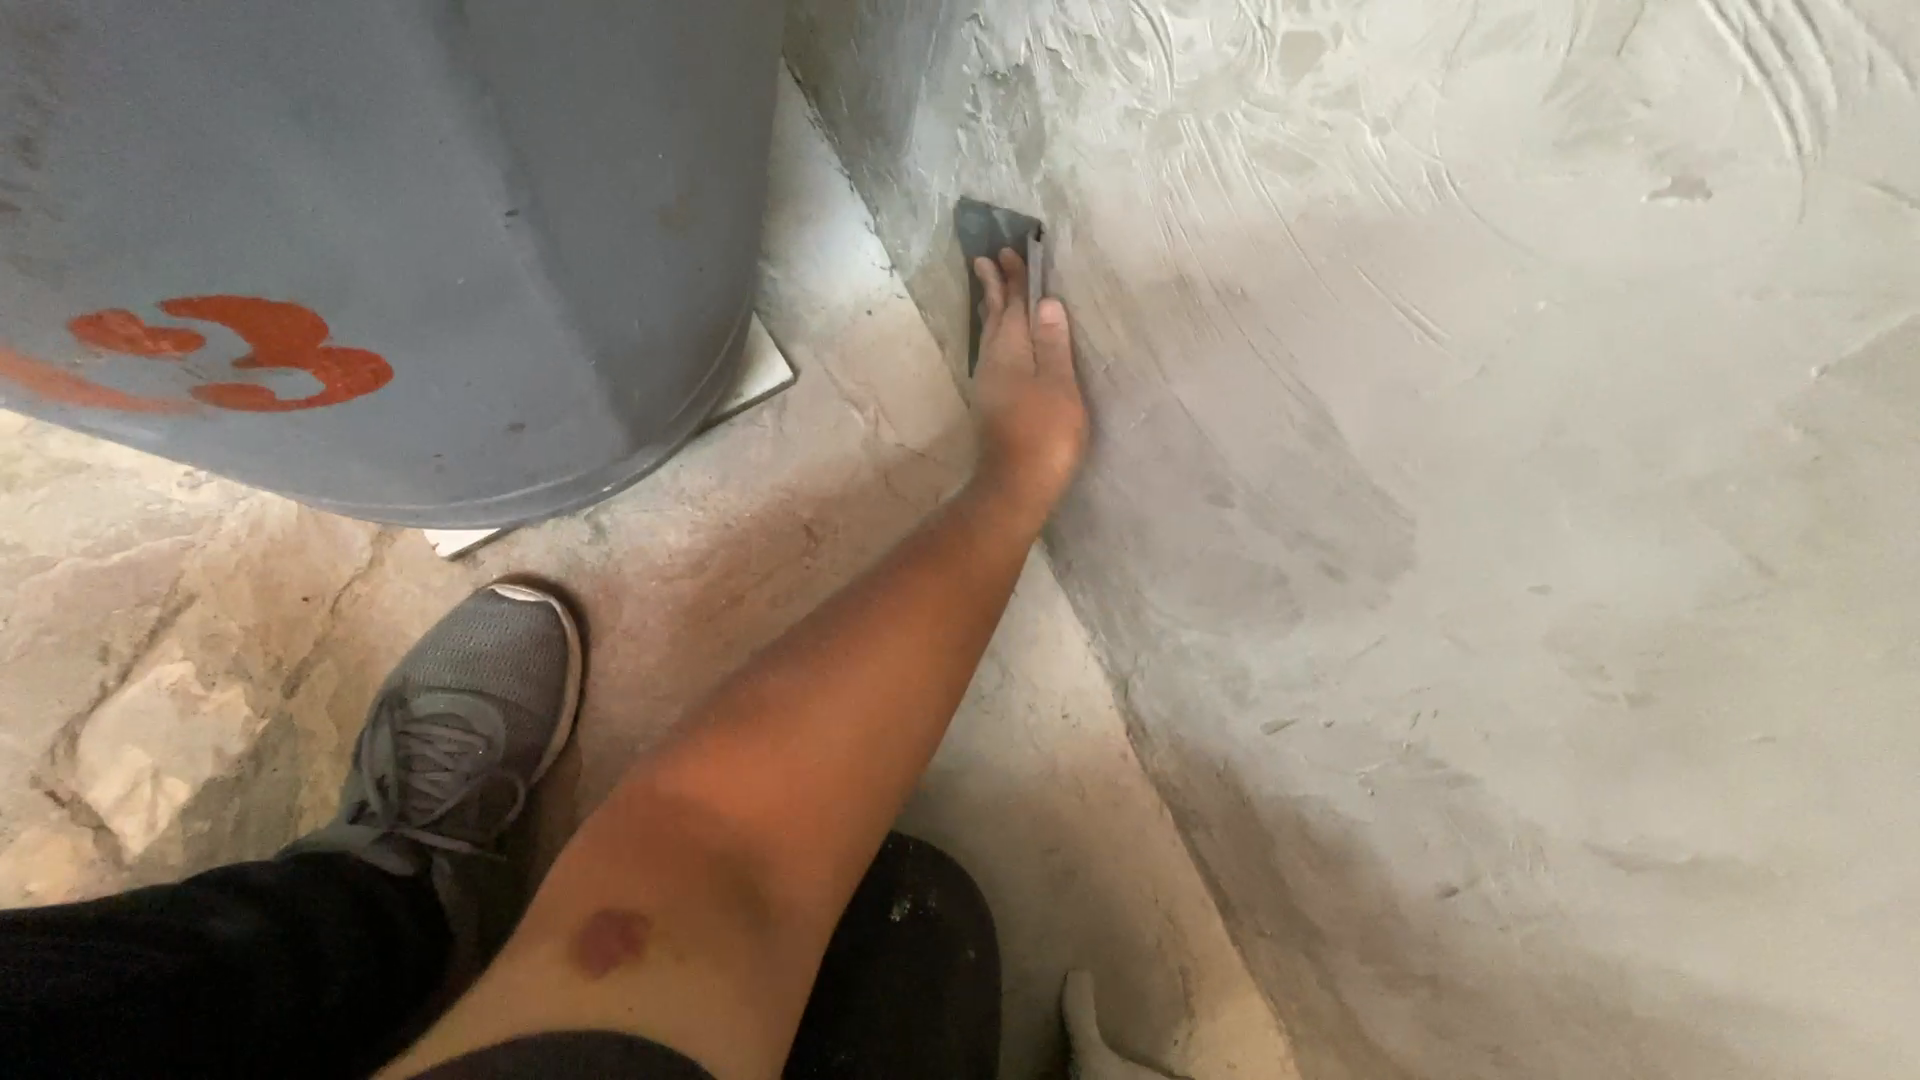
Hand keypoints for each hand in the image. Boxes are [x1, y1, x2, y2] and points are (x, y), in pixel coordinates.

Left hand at [971, 248, 1087, 520]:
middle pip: (994, 318)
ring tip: (993, 292)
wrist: (1018, 485)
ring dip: (993, 311)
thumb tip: (1046, 303)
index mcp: (1010, 352)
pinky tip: (1004, 343)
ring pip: (991, 337)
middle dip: (995, 288)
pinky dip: (998, 337)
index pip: (1012, 306)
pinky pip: (994, 356)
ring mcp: (989, 386)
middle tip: (989, 259)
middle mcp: (992, 363)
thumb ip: (1053, 344)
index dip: (1014, 279)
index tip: (1009, 250)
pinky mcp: (993, 404)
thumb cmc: (1045, 433)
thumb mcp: (1058, 385)